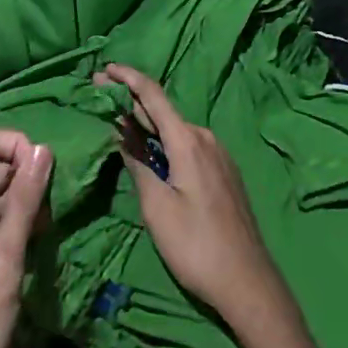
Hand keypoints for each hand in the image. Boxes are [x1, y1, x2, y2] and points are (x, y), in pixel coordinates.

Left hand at [0, 129, 52, 347]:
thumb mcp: (2, 264)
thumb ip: (24, 203)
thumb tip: (45, 148)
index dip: (15, 144)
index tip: (46, 166)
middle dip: (25, 169)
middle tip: (56, 193)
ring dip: (27, 194)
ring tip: (51, 214)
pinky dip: (20, 217)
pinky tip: (41, 230)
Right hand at [96, 64, 338, 347]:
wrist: (246, 278)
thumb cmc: (195, 245)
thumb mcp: (157, 207)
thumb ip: (138, 164)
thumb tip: (121, 130)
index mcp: (188, 140)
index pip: (153, 96)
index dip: (128, 78)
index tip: (105, 68)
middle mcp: (204, 137)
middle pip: (163, 112)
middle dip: (131, 102)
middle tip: (100, 95)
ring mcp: (218, 153)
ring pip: (175, 130)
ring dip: (147, 124)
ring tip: (118, 123)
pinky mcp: (222, 170)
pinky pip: (187, 145)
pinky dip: (164, 141)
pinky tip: (149, 151)